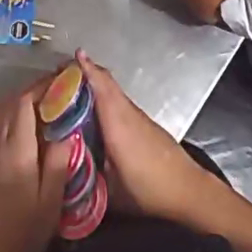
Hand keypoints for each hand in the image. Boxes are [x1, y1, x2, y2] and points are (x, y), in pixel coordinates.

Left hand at [0, 79, 72, 251]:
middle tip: (58, 84)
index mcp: (16, 153)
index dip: (41, 86)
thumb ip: (58, 161)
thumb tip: (68, 129)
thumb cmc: (26, 231)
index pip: (24, 105)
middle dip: (32, 88)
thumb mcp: (52, 200)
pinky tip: (26, 116)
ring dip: (20, 97)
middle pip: (10, 103)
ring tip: (45, 96)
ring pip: (0, 110)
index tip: (62, 78)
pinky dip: (11, 109)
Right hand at [76, 52, 235, 230]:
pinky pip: (121, 103)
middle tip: (63, 73)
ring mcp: (140, 118)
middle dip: (86, 73)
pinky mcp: (146, 126)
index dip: (86, 70)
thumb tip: (67, 165)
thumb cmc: (148, 190)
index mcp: (118, 123)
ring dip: (96, 84)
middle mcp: (129, 113)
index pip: (101, 87)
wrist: (189, 192)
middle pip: (107, 84)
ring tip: (73, 89)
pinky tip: (96, 111)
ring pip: (114, 93)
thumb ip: (87, 172)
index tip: (70, 58)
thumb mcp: (110, 188)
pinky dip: (106, 98)